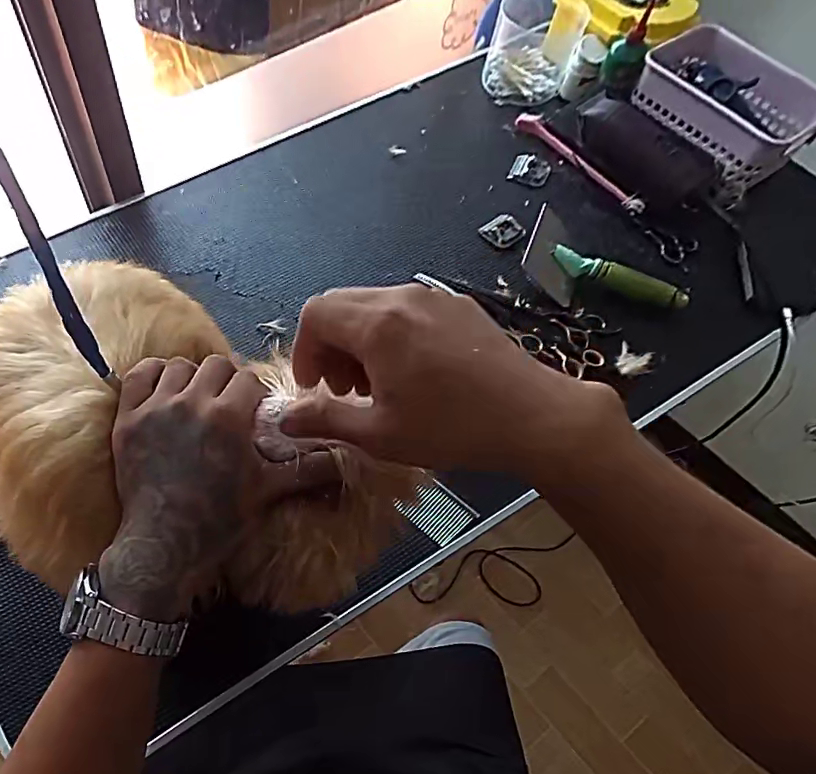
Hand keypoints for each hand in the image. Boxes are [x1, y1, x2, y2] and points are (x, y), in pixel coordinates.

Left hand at [99, 354, 339, 620]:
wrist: (167, 545)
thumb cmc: (221, 520)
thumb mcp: (269, 490)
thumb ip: (308, 468)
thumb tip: (346, 459)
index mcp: (230, 416)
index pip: (249, 378)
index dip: (254, 393)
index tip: (252, 410)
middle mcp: (192, 403)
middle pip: (215, 365)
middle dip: (226, 381)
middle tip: (226, 405)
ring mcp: (155, 409)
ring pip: (178, 366)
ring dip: (191, 378)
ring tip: (195, 400)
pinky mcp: (127, 420)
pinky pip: (139, 375)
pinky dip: (153, 377)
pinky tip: (163, 393)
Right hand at [281, 285, 630, 481]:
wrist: (532, 416)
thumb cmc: (450, 428)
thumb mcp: (379, 434)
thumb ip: (325, 420)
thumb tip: (283, 419)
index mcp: (378, 324)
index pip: (316, 314)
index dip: (304, 351)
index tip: (316, 389)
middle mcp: (403, 297)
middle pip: (342, 305)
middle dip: (329, 346)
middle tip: (343, 390)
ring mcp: (435, 297)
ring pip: (374, 306)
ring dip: (359, 342)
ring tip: (376, 386)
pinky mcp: (458, 306)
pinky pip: (406, 310)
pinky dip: (390, 336)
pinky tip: (411, 374)